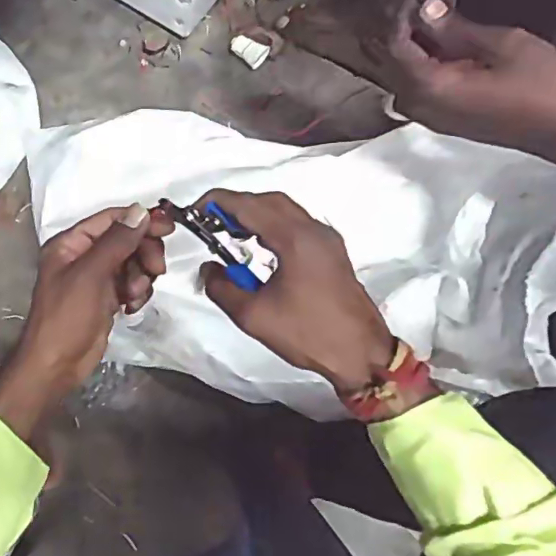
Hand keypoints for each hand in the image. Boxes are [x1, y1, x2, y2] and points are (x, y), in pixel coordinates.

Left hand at [0, 204, 173, 445]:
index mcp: (70, 244)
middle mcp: (82, 256)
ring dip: (141, 277)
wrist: (56, 364)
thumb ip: (117, 242)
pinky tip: (131, 307)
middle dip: (143, 253)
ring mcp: (95, 278)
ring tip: (134, 295)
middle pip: (126, 240)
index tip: (168, 226)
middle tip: (156, 269)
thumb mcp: (91, 274)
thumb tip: (140, 211)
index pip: (110, 220)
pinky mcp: (106, 298)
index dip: (139, 221)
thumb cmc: (66, 316)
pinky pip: (131, 284)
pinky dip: (137, 292)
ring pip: (132, 263)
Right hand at [192, 190, 393, 394]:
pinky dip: (271, 224)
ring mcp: (326, 239)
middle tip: (207, 222)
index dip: (217, 203)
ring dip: (254, 214)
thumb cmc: (307, 334)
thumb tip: (209, 268)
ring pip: (284, 210)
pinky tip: (256, 245)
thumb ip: (222, 287)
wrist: (362, 354)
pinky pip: (295, 223)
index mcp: (295, 240)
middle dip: (234, 205)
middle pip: (268, 201)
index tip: (194, 210)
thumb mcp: (253, 315)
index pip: (249, 206)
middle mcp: (313, 230)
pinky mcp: (331, 251)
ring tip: (227, 232)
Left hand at [386, 0, 555, 154]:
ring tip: (420, 19)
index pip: (396, 46)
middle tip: (412, 1)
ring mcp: (427, 116)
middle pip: (391, 63)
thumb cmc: (543, 83)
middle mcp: (417, 105)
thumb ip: (457, 29)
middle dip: (400, 31)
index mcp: (427, 87)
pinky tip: (434, 47)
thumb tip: (424, 8)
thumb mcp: (504, 45)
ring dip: (408, 49)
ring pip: (401, 77)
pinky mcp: (440, 119)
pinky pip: (415, 89)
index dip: (400, 17)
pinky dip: (418, 66)